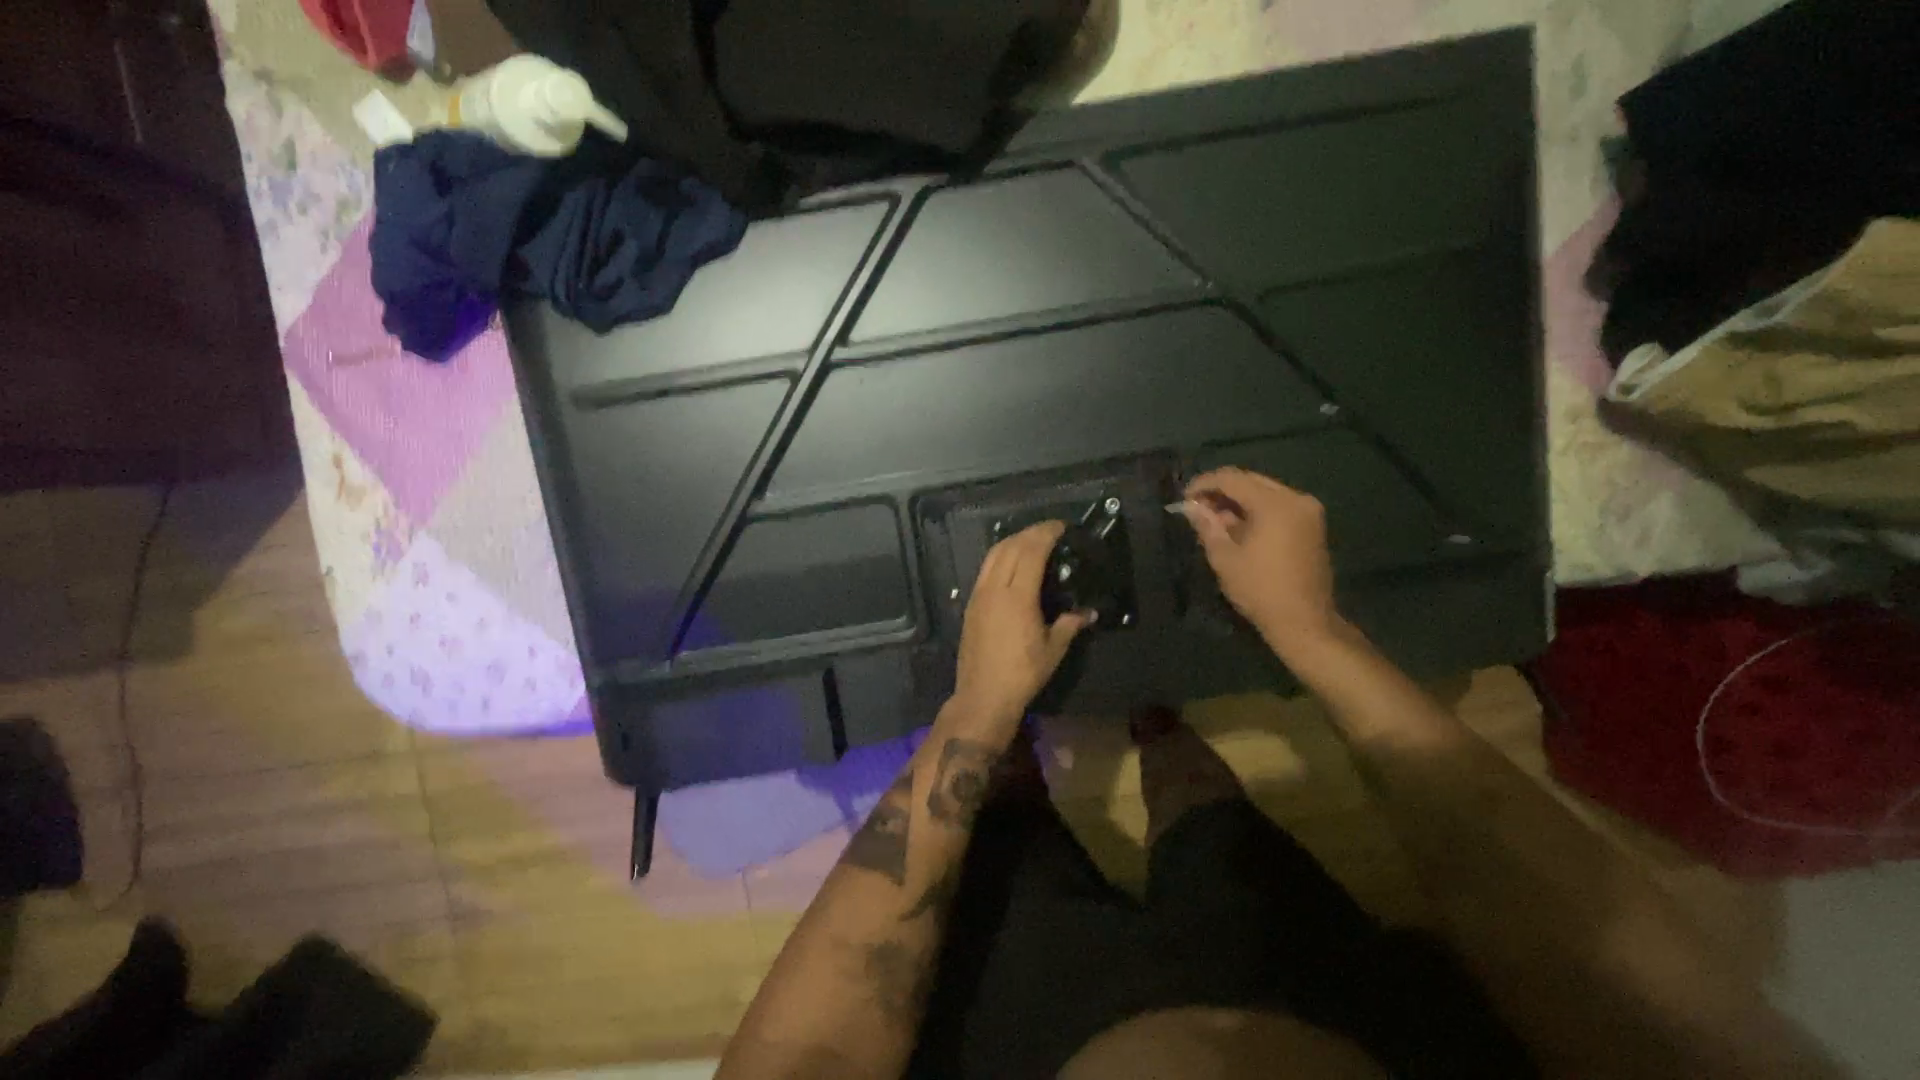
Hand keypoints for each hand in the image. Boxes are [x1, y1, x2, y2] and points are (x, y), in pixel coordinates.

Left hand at [951, 521, 1092, 727]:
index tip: (1060, 526)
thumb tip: (1089, 612)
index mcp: (1017, 597)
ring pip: (993, 555)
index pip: (1031, 552)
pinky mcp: (970, 604)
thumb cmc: (1022, 674)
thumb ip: (1070, 625)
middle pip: (1010, 547)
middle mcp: (994, 589)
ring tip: (1031, 539)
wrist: (983, 695)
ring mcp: (978, 595)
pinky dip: (1000, 556)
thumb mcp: (1053, 650)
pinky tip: (1011, 562)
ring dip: (1013, 541)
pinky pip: (985, 569)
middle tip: (1050, 530)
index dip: (1045, 534)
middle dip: (1030, 533)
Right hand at [1183, 468, 1345, 654]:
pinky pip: (1279, 506)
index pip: (1233, 479)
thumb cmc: (1260, 590)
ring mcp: (1309, 511)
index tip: (1185, 497)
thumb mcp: (1225, 558)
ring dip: (1239, 500)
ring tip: (1214, 518)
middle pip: (1251, 481)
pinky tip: (1238, 526)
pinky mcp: (1312, 525)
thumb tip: (1191, 507)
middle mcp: (1296, 499)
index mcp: (1275, 504)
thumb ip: (1207, 526)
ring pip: (1266, 492)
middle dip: (1222, 490)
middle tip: (1197, 506)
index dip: (1204, 483)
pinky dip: (1257, 510)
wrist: (1304, 621)